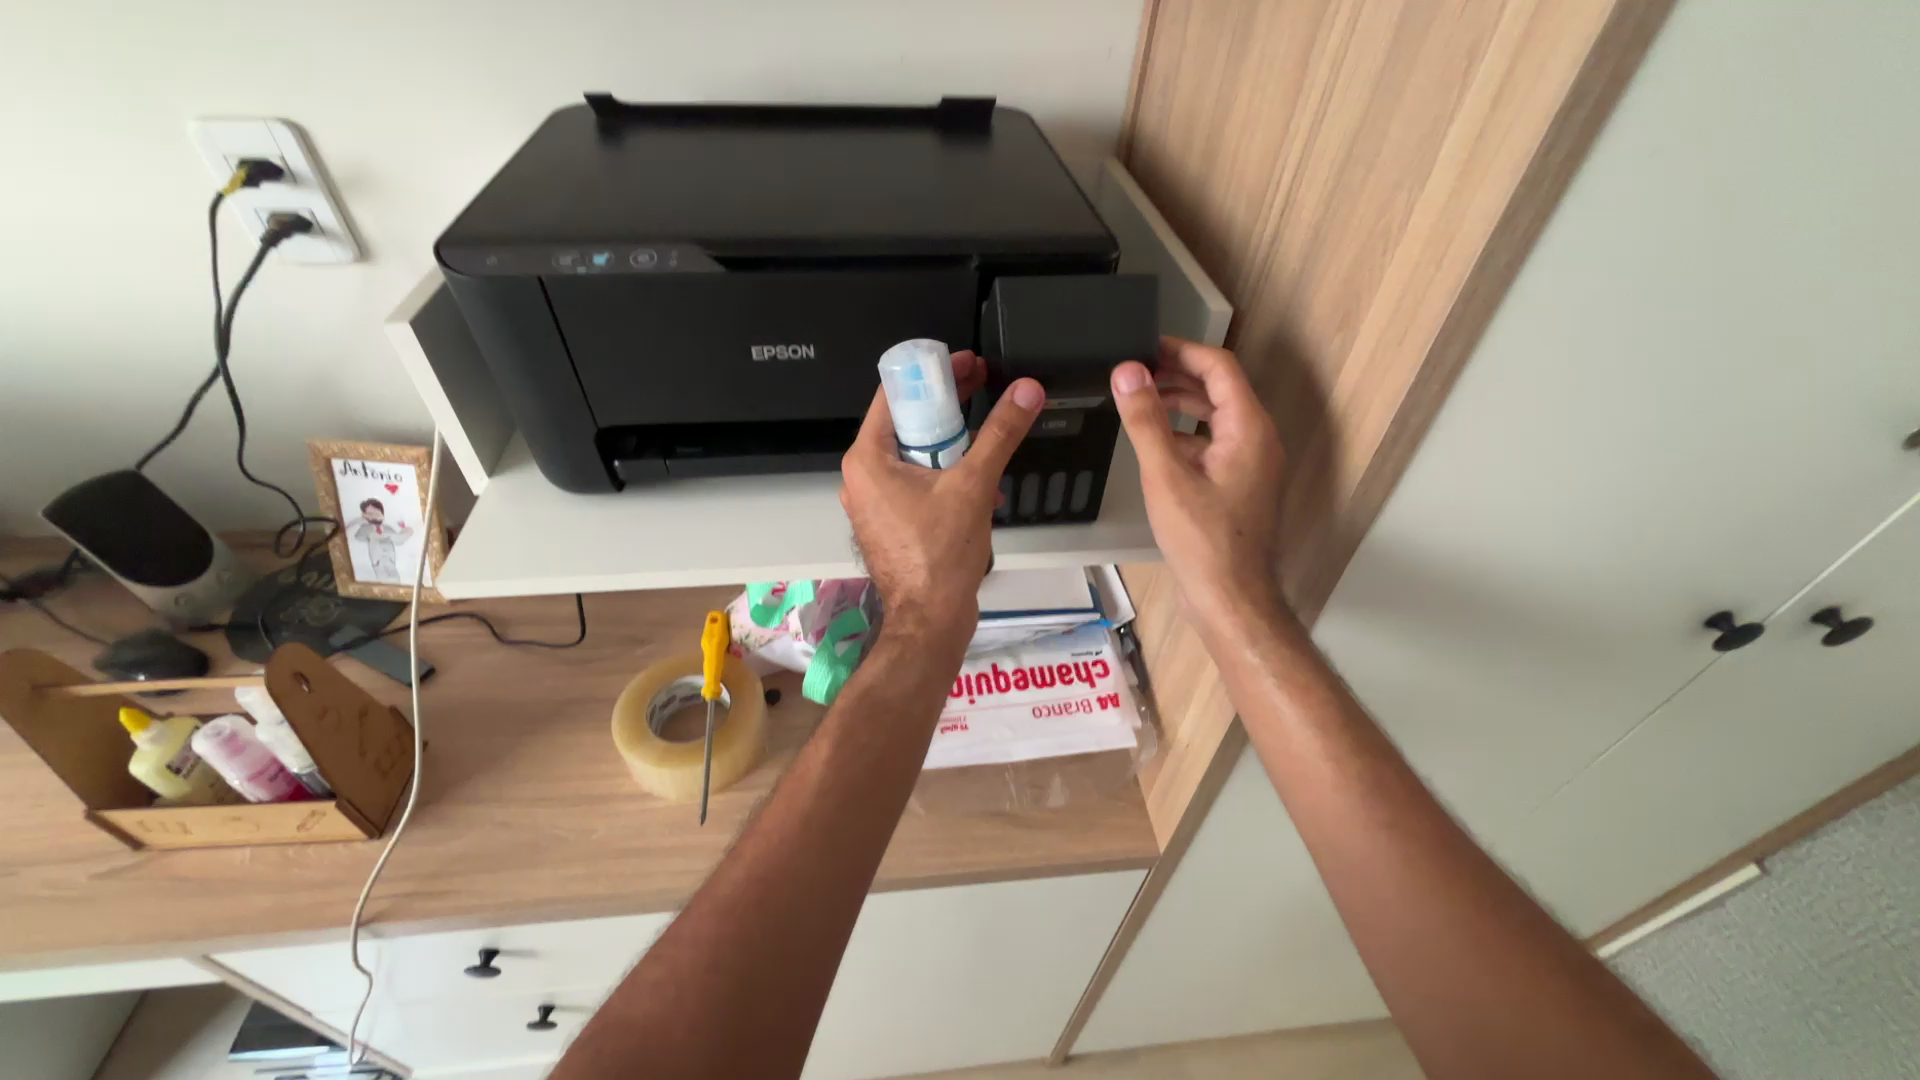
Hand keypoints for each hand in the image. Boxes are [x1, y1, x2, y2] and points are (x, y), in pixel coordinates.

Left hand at [841, 350, 1043, 647]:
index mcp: (867, 459)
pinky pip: (916, 485)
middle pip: (906, 424)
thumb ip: (999, 434)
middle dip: (948, 408)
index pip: (893, 394)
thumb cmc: (941, 553)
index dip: (931, 373)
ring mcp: (873, 503)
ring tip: (989, 442)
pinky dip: (945, 478)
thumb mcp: (974, 485)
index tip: (966, 364)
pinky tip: (982, 488)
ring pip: (914, 456)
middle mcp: (861, 477)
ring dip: (953, 447)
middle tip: (984, 389)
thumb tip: (1026, 391)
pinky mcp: (889, 524)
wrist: (930, 620)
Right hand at [1112, 338, 1285, 626]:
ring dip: (1181, 405)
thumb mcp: (1166, 475)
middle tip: (1136, 372)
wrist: (1230, 598)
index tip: (1146, 345)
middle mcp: (1258, 441)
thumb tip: (1128, 372)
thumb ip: (1146, 420)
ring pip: (1217, 419)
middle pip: (1220, 390)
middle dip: (1178, 376)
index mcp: (1248, 429)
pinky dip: (1186, 436)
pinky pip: (1215, 446)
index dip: (1181, 351)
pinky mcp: (1240, 487)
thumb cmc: (1203, 541)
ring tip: (1140, 401)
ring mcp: (1252, 466)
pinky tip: (1156, 445)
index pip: (1219, 368)